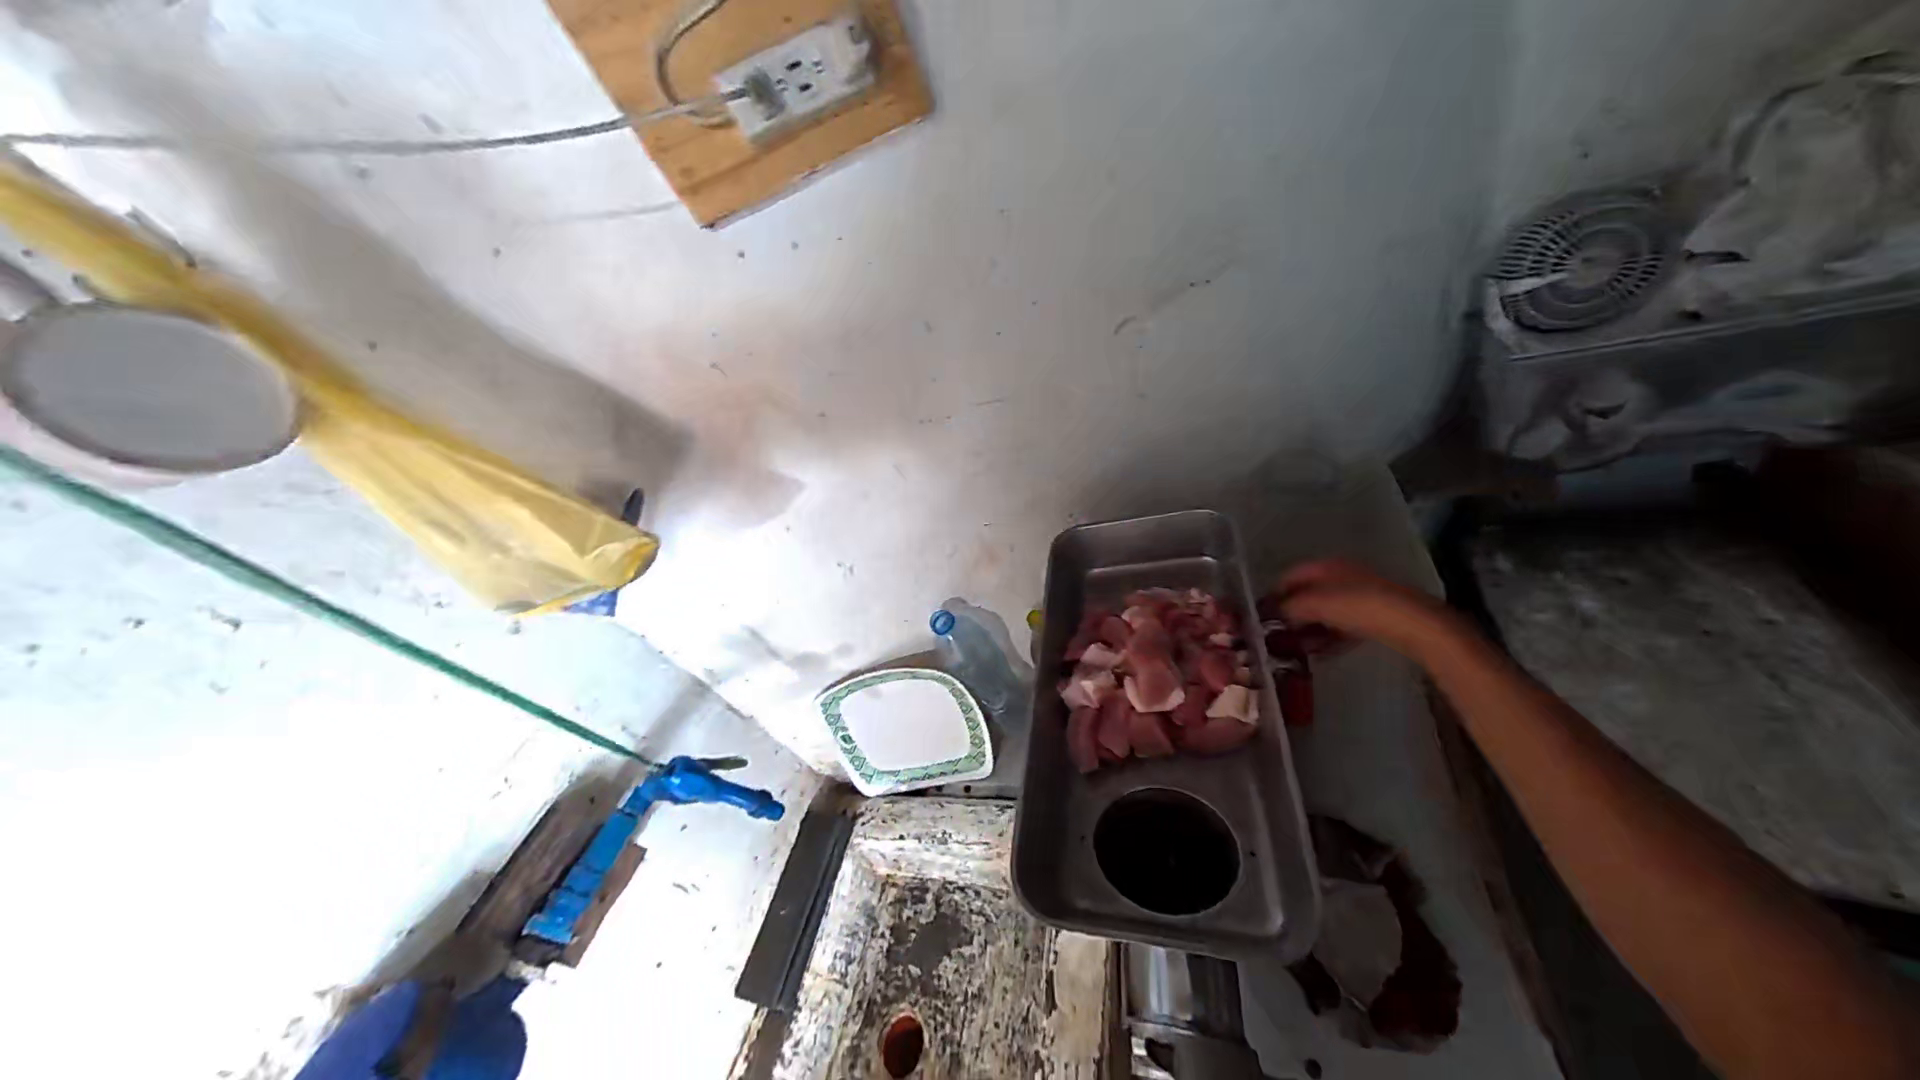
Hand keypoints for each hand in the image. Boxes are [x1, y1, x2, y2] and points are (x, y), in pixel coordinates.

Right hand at [1276, 558, 1470, 663]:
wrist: (1413, 623)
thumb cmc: (1359, 607)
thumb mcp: (1315, 605)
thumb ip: (1288, 607)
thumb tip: (1270, 613)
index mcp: (1325, 566)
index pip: (1289, 576)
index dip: (1273, 594)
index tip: (1260, 616)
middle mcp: (1341, 575)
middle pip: (1307, 594)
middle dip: (1290, 614)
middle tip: (1276, 635)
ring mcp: (1360, 595)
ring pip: (1324, 612)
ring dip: (1308, 629)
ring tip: (1296, 648)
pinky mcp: (1375, 615)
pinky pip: (1342, 625)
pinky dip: (1328, 637)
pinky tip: (1321, 653)